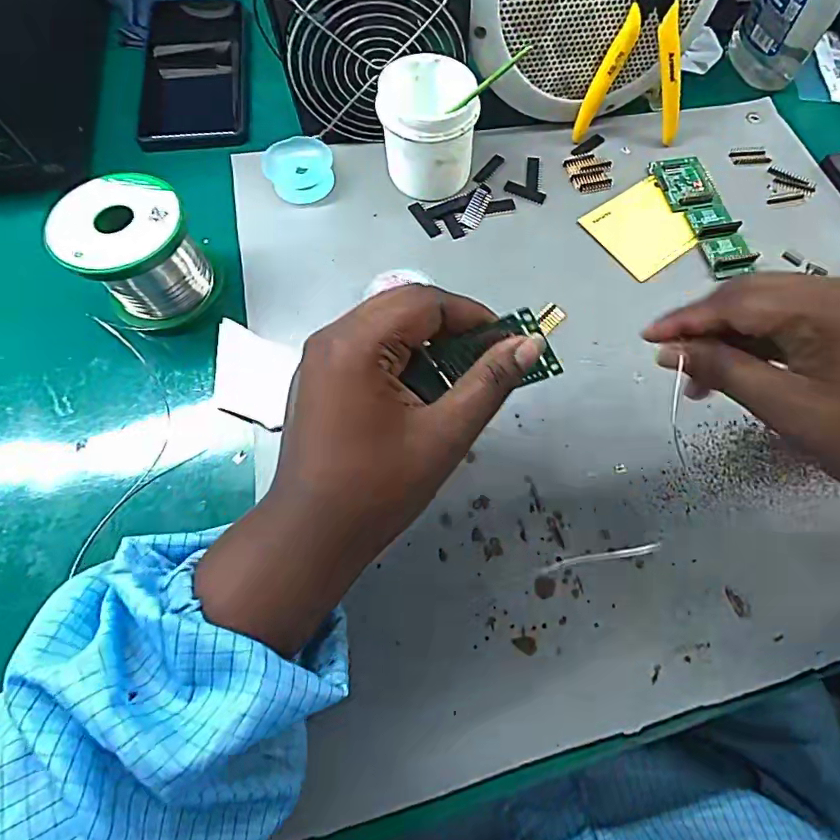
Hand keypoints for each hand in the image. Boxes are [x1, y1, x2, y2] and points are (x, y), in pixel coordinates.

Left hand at [197, 285, 541, 652]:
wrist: (311, 538)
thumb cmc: (377, 490)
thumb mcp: (445, 435)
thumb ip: (490, 382)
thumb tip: (528, 344)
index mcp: (355, 344)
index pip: (425, 302)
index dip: (473, 316)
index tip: (507, 343)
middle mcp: (331, 338)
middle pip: (403, 306)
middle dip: (452, 327)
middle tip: (488, 360)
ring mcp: (319, 358)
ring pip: (386, 325)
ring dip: (428, 344)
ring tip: (458, 381)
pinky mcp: (319, 378)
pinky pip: (368, 348)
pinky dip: (402, 358)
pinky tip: (423, 394)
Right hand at [643, 274, 839, 585]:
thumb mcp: (789, 410)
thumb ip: (726, 371)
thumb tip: (672, 351)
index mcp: (828, 304)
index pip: (737, 300)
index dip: (687, 320)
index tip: (647, 339)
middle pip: (753, 296)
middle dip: (707, 328)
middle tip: (672, 364)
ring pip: (772, 310)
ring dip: (733, 338)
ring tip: (701, 378)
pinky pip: (797, 324)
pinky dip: (763, 345)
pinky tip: (744, 370)